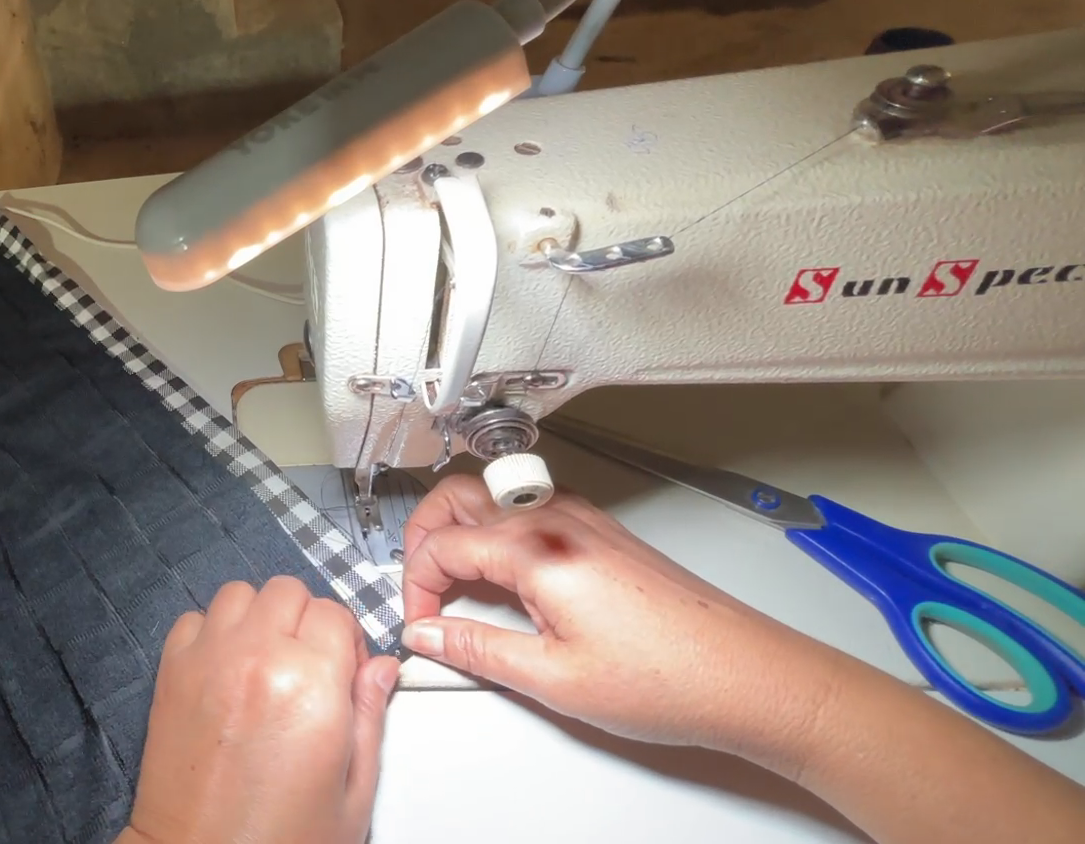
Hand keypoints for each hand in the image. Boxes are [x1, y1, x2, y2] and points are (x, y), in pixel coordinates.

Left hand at [122, 577, 400, 843]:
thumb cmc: (278, 842)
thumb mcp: (352, 794)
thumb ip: (371, 717)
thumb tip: (381, 667)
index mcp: (310, 685)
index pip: (335, 613)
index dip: (346, 640)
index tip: (343, 668)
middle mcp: (256, 656)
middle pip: (288, 591)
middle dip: (304, 620)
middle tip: (306, 664)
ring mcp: (209, 656)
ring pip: (240, 593)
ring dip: (257, 617)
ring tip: (264, 661)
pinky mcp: (172, 666)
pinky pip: (195, 617)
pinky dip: (212, 631)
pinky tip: (224, 668)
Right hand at [399, 476, 847, 761]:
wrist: (758, 680)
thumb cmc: (670, 681)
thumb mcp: (557, 680)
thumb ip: (476, 650)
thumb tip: (425, 635)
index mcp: (533, 549)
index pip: (441, 547)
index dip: (416, 587)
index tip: (421, 625)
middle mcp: (551, 517)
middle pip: (453, 496)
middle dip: (421, 534)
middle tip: (420, 584)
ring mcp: (577, 515)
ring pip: (487, 494)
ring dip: (454, 525)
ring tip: (452, 576)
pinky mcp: (596, 527)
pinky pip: (522, 507)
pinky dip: (491, 526)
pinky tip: (502, 570)